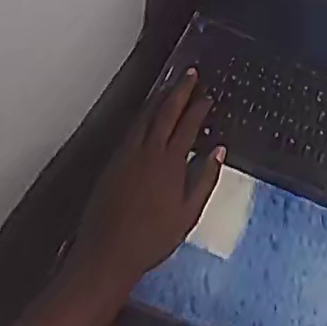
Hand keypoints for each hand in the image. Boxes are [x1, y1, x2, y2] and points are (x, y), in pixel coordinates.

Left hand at [67, 69, 224, 289]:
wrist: (108, 251)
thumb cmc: (152, 238)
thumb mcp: (188, 214)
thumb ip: (205, 178)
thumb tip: (218, 150)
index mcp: (170, 163)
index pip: (188, 125)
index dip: (199, 108)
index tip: (207, 96)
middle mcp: (149, 151)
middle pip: (167, 111)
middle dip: (181, 90)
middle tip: (191, 74)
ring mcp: (129, 152)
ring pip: (147, 115)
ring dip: (160, 97)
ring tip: (170, 85)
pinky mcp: (115, 158)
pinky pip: (132, 126)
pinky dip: (143, 113)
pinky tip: (147, 112)